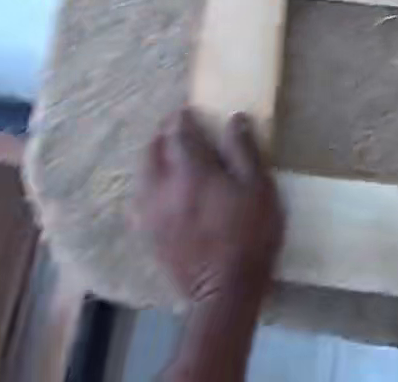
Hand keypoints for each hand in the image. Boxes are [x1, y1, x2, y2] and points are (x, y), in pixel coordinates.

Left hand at [136, 109, 283, 306]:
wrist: (226, 289)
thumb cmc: (251, 231)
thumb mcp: (258, 185)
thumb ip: (243, 150)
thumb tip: (234, 119)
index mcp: (192, 174)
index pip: (179, 136)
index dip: (182, 119)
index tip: (187, 108)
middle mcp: (163, 191)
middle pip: (151, 155)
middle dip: (161, 136)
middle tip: (175, 126)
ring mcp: (152, 217)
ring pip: (141, 178)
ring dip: (151, 160)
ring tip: (165, 153)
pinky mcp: (149, 237)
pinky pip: (139, 201)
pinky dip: (147, 185)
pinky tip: (158, 188)